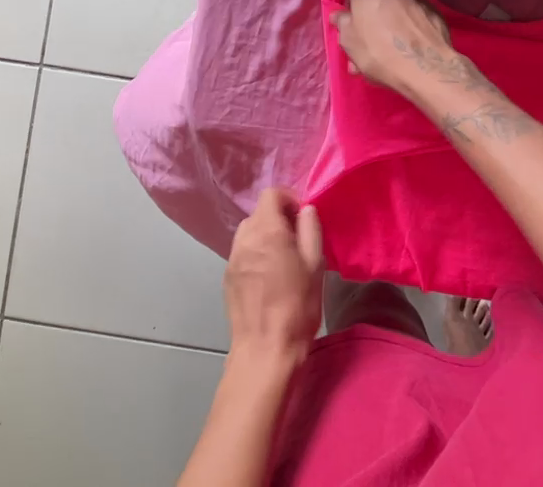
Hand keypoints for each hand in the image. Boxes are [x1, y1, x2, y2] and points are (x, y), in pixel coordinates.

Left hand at [224, 188, 323, 370]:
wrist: (265, 350)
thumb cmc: (297, 306)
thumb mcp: (315, 265)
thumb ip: (311, 230)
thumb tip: (306, 210)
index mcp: (266, 230)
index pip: (271, 194)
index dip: (290, 199)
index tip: (304, 219)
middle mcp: (244, 238)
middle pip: (260, 213)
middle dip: (279, 220)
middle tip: (298, 243)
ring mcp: (232, 258)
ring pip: (250, 233)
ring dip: (266, 238)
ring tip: (284, 261)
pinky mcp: (227, 277)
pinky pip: (243, 253)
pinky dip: (256, 255)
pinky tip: (269, 278)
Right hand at [329, 0, 466, 99]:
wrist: (426, 67)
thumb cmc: (379, 54)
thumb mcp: (350, 44)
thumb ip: (343, 25)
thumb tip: (340, 15)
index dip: (352, 3)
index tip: (353, 22)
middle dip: (372, 13)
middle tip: (371, 37)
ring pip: (397, 7)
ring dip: (392, 20)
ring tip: (392, 45)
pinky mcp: (434, 11)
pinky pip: (415, 16)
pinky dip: (411, 25)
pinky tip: (411, 45)